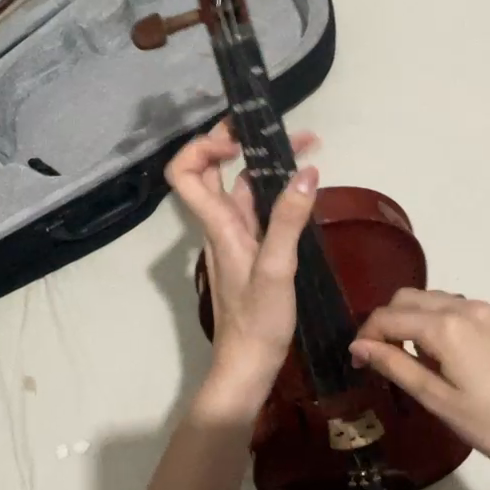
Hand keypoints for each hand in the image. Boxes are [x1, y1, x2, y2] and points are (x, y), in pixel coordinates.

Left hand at [165, 122, 319, 413]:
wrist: (248, 364)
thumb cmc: (258, 322)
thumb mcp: (277, 270)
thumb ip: (288, 221)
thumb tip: (306, 172)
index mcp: (217, 226)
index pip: (184, 173)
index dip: (202, 147)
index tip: (239, 140)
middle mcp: (220, 227)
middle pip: (210, 172)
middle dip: (235, 141)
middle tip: (274, 126)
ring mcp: (234, 239)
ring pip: (237, 189)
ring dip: (263, 164)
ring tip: (304, 147)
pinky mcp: (249, 253)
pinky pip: (255, 211)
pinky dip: (273, 192)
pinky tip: (301, 191)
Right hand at [348, 289, 489, 487]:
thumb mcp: (438, 401)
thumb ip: (397, 366)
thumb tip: (360, 346)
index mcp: (446, 326)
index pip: (389, 317)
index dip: (366, 336)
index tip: (357, 362)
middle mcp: (468, 308)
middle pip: (411, 298)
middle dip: (388, 321)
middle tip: (381, 358)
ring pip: (439, 301)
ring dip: (417, 321)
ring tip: (416, 362)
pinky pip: (465, 312)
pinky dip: (445, 325)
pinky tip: (451, 361)